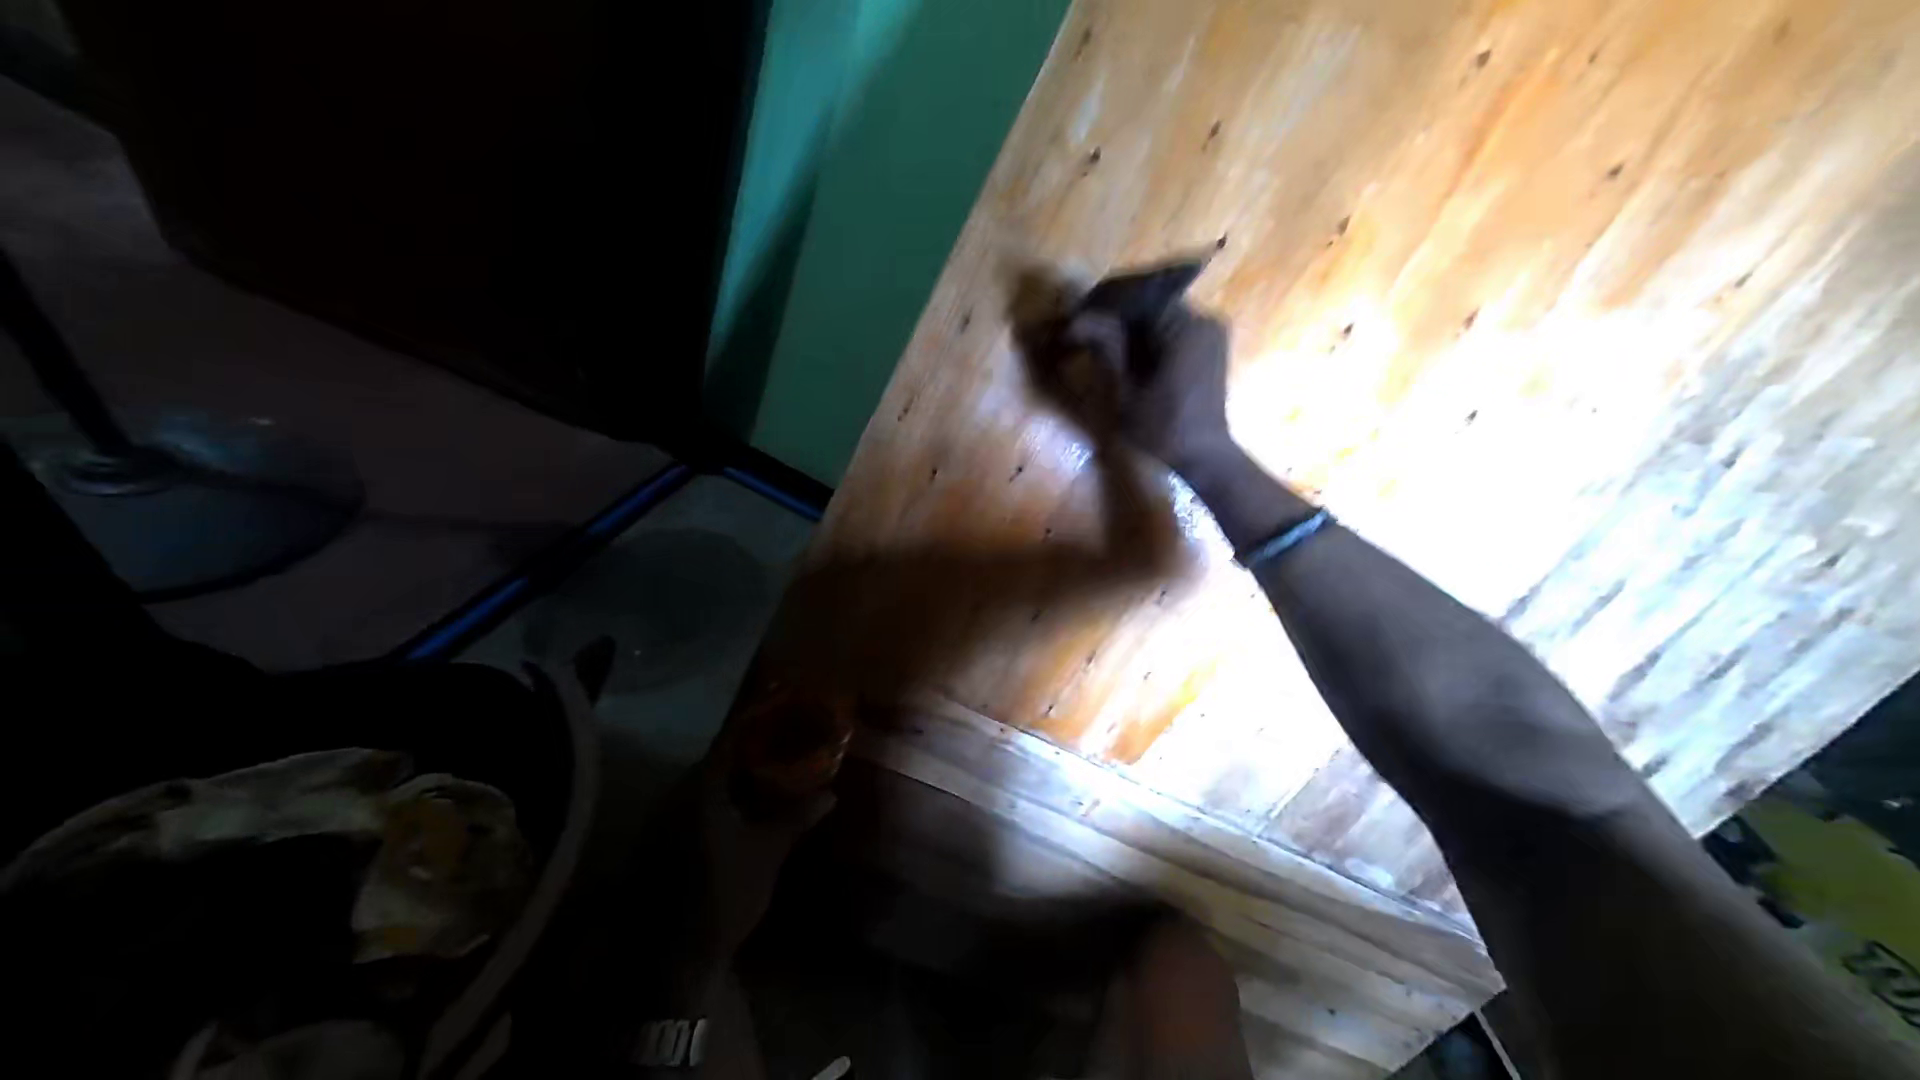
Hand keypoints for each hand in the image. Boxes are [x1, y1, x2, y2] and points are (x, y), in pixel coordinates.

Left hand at [643, 721, 836, 963]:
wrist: (672, 959)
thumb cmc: (723, 896)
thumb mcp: (767, 854)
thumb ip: (796, 818)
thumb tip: (829, 794)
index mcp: (701, 791)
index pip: (729, 740)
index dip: (755, 719)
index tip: (780, 702)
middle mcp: (677, 796)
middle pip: (717, 758)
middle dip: (750, 746)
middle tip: (785, 739)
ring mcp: (664, 819)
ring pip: (706, 781)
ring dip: (737, 773)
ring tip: (772, 768)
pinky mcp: (662, 840)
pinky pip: (696, 802)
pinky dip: (723, 795)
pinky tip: (746, 805)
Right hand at [1061, 302, 1232, 473]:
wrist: (1204, 456)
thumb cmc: (1163, 429)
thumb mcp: (1127, 392)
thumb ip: (1107, 349)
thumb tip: (1077, 320)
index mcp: (1185, 327)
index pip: (1137, 297)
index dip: (1102, 305)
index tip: (1076, 319)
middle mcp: (1203, 319)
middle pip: (1150, 303)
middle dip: (1115, 313)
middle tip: (1083, 328)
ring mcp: (1209, 332)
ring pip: (1160, 315)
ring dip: (1130, 325)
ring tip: (1098, 338)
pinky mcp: (1209, 345)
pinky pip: (1173, 328)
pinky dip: (1148, 335)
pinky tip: (1126, 350)